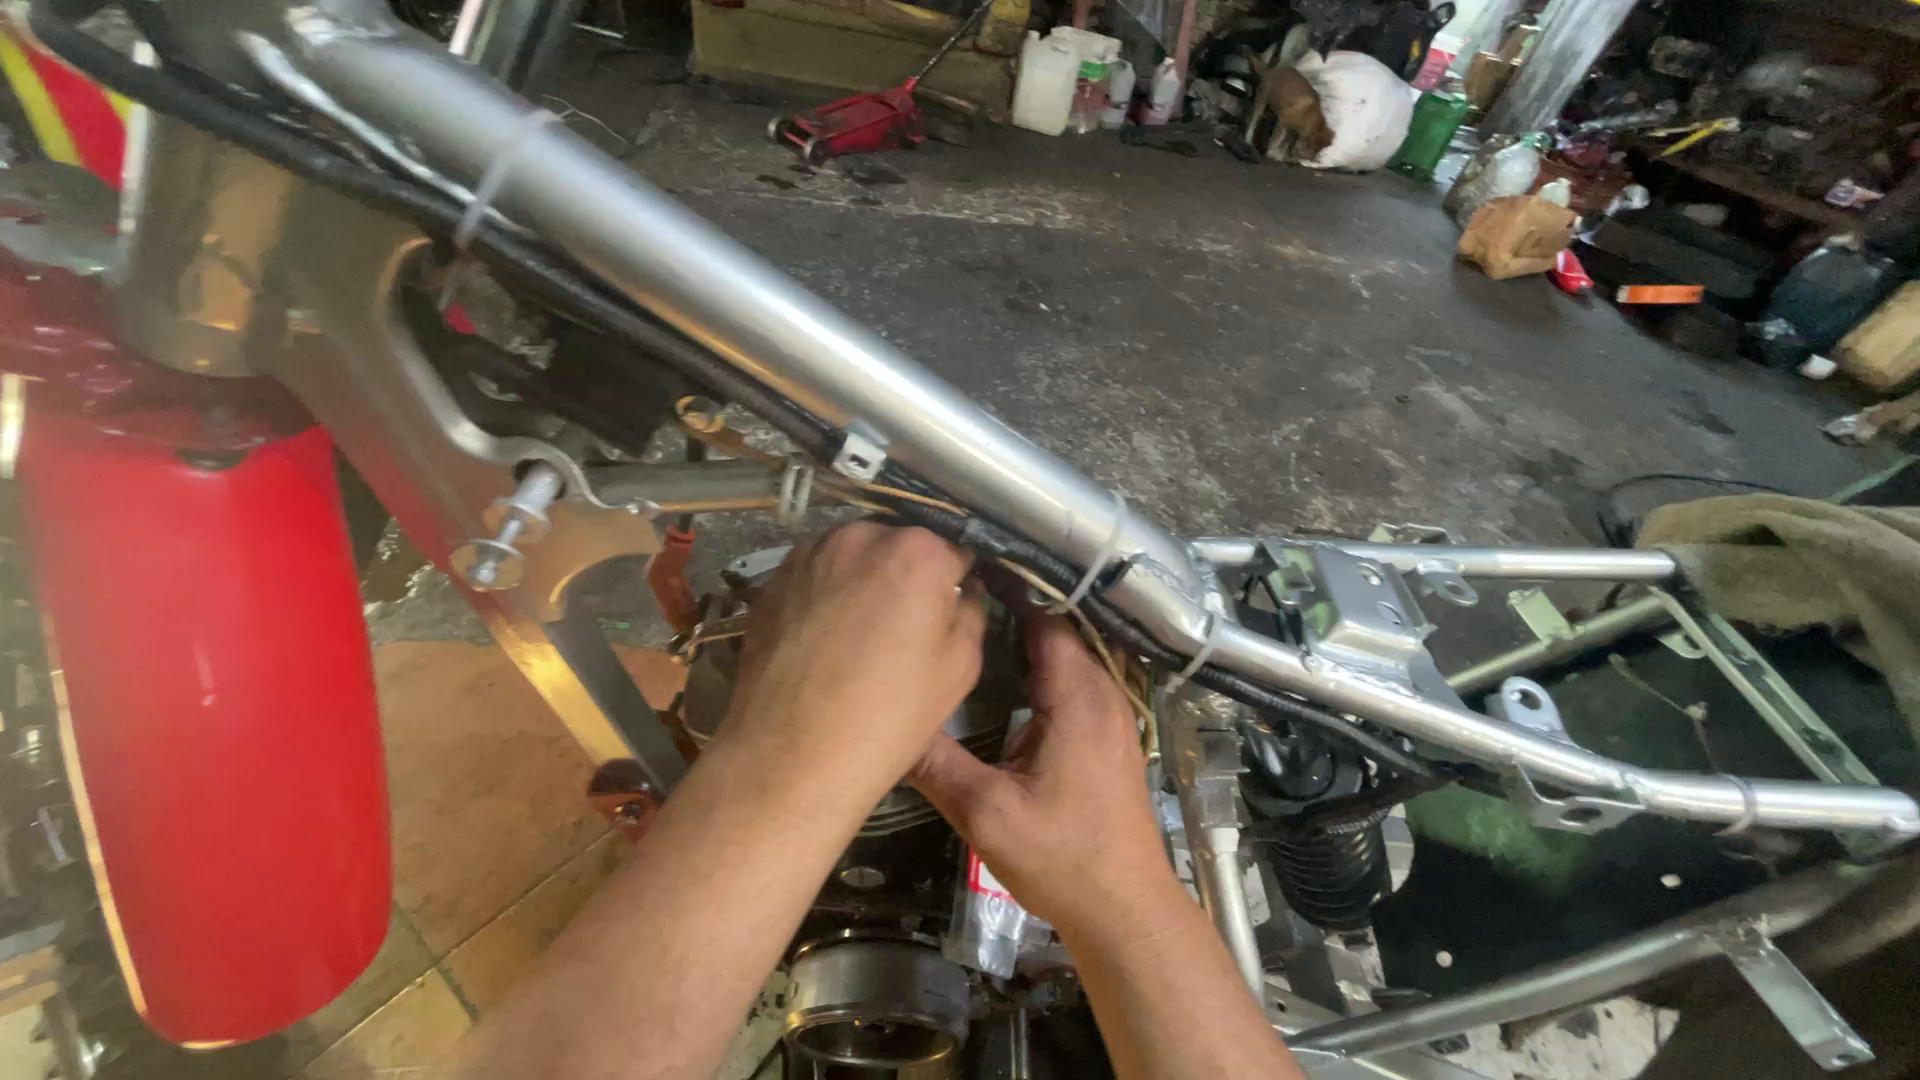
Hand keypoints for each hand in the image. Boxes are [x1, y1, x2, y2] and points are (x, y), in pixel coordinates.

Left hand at [716, 523, 986, 801]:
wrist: (791, 755)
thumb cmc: (888, 715)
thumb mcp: (960, 667)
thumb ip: (972, 610)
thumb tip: (963, 588)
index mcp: (917, 552)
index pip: (955, 548)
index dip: (957, 578)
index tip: (951, 605)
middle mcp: (861, 536)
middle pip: (900, 545)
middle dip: (908, 573)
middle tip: (905, 623)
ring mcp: (810, 554)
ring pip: (855, 555)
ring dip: (865, 579)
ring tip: (860, 631)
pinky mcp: (772, 578)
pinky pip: (816, 573)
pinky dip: (827, 591)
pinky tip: (825, 636)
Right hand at [909, 607, 1171, 931]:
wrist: (1125, 909)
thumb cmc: (1064, 859)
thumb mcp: (986, 814)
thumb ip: (937, 764)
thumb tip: (892, 722)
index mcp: (1079, 698)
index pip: (1047, 619)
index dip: (1011, 588)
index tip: (970, 567)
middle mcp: (1105, 693)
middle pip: (1062, 628)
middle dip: (1018, 603)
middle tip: (964, 589)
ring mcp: (1114, 714)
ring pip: (1073, 652)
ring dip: (1033, 632)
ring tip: (980, 618)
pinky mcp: (1110, 735)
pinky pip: (1078, 677)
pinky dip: (1046, 661)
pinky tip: (1011, 672)